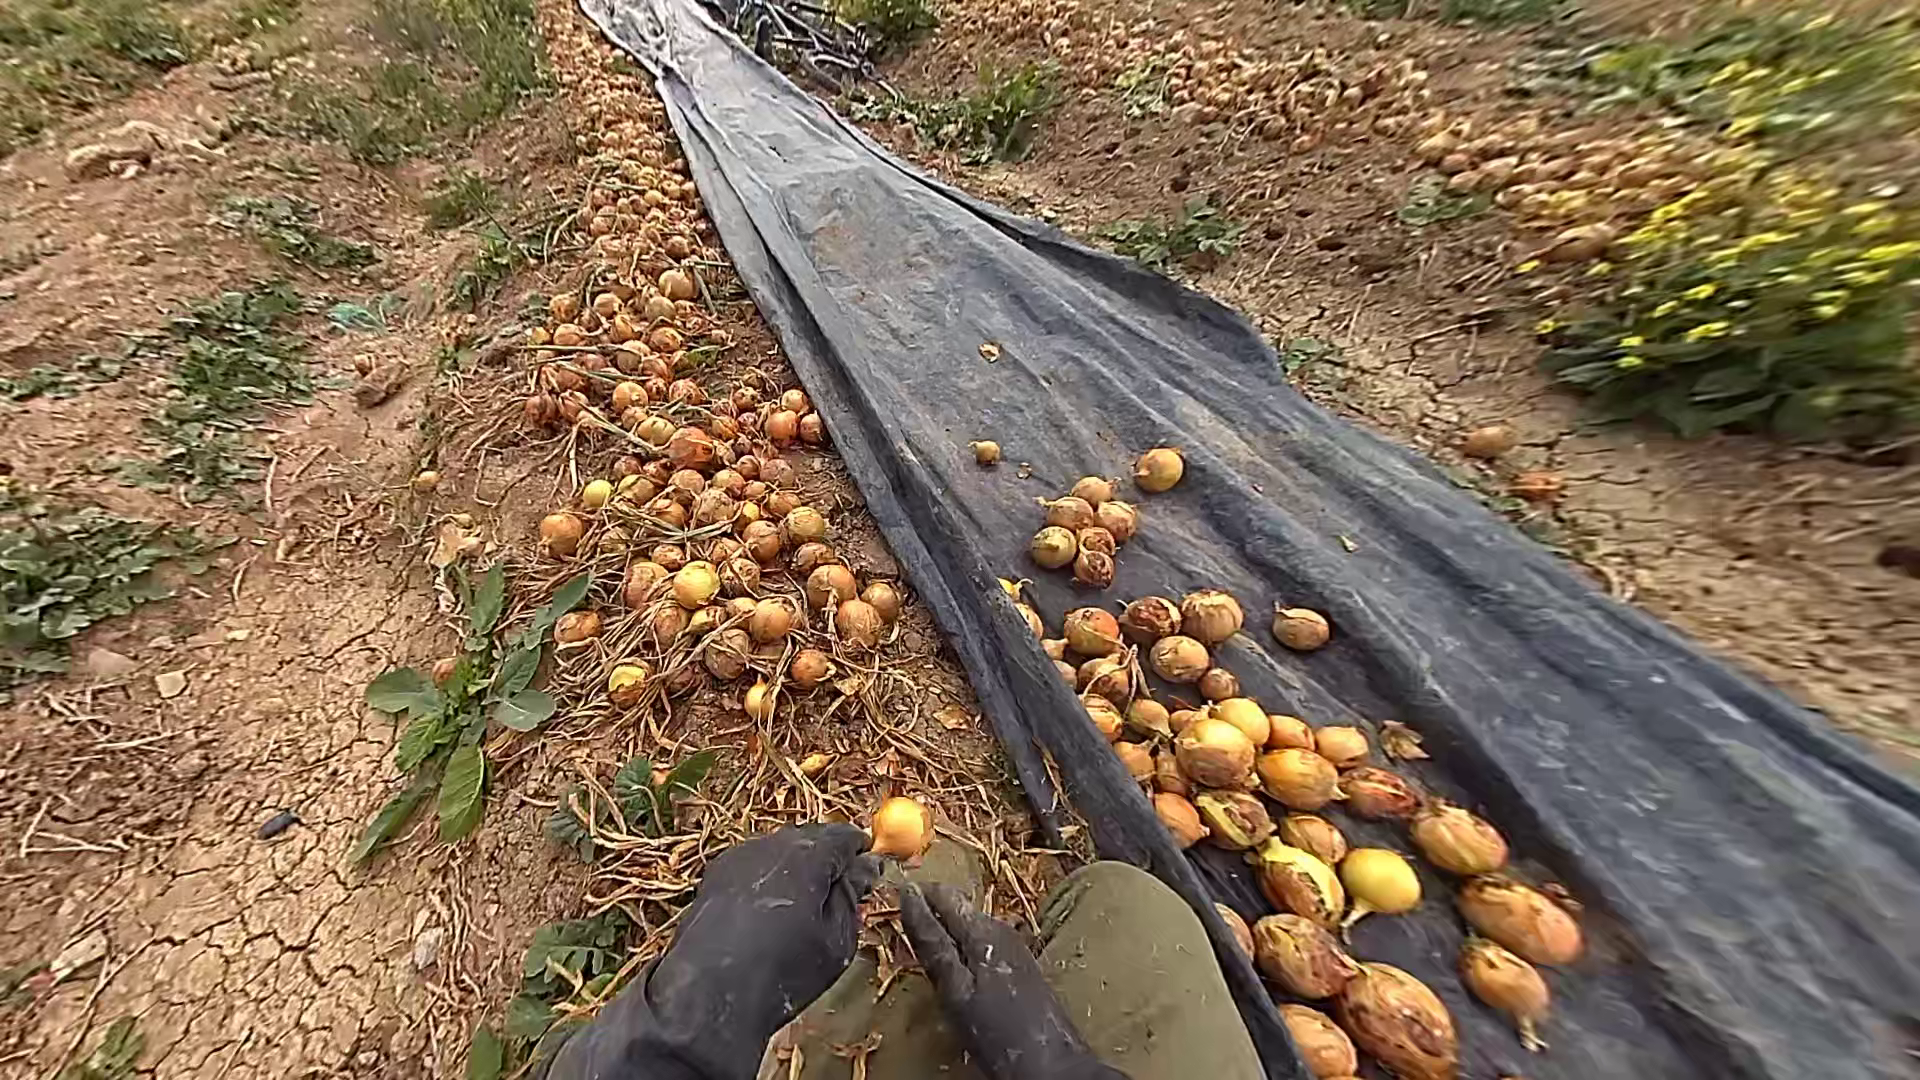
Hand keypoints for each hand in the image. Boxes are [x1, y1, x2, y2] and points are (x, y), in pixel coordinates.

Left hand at [653, 823, 882, 1037]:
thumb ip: (853, 894)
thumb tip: (866, 867)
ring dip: (797, 867)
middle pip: (814, 837)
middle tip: (835, 893)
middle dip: (829, 858)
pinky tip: (765, 911)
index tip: (864, 875)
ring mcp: (744, 852)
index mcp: (811, 853)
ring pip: (784, 848)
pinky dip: (768, 877)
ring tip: (799, 906)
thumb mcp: (837, 940)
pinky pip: (757, 862)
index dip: (859, 853)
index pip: (846, 836)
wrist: (706, 998)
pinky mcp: (719, 869)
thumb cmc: (781, 970)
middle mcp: (777, 841)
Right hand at [899, 882, 1126, 1079]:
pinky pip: (982, 943)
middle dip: (930, 913)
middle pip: (957, 907)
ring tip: (924, 952)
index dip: (916, 895)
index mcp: (981, 926)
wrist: (1053, 1067)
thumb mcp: (955, 988)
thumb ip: (932, 941)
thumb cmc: (996, 1029)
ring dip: (946, 932)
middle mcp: (998, 925)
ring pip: (969, 925)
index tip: (892, 903)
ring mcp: (1012, 944)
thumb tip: (908, 893)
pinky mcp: (1019, 964)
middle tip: (903, 933)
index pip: (942, 894)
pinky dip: (963, 949)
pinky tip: (957, 972)